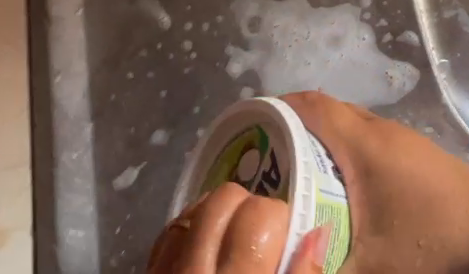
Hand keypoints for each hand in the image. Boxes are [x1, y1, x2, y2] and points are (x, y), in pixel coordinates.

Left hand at [147, 181, 327, 273]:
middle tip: (263, 230)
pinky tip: (205, 240)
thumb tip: (318, 231)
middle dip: (248, 205)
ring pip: (192, 211)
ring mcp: (168, 271)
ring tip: (236, 232)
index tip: (286, 232)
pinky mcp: (150, 273)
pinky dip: (189, 226)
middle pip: (223, 202)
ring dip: (218, 212)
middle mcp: (196, 270)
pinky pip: (167, 234)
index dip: (278, 216)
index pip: (260, 216)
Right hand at [280, 92, 468, 273]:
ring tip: (292, 174)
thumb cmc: (433, 240)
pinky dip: (342, 154)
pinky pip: (366, 141)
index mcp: (362, 144)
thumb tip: (285, 270)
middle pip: (327, 112)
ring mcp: (401, 141)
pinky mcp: (416, 157)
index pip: (311, 105)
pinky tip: (337, 190)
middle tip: (262, 158)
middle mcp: (379, 131)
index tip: (248, 127)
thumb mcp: (371, 269)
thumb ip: (323, 272)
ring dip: (319, 141)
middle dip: (292, 128)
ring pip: (349, 126)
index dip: (277, 108)